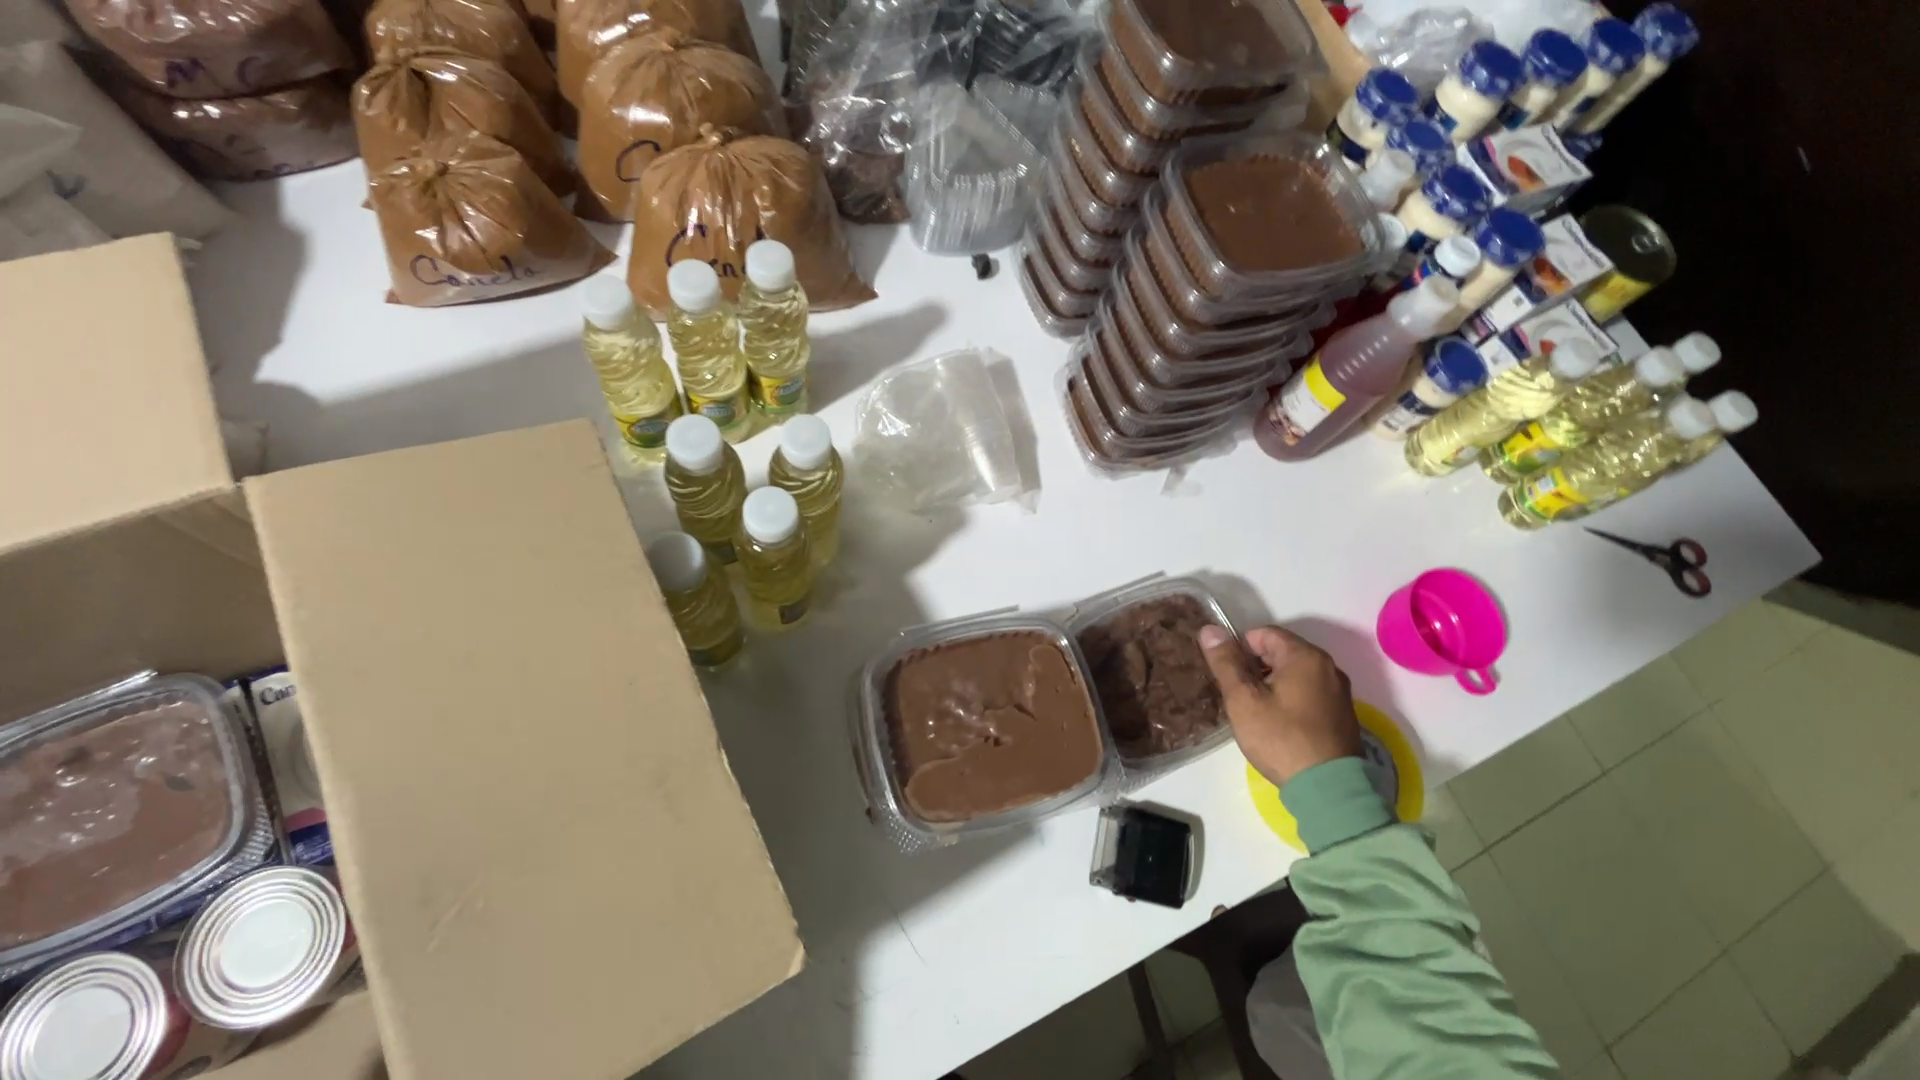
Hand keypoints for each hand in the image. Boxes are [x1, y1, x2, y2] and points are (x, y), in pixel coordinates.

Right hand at [1197, 624, 1361, 787]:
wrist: (1328, 789)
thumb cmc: (1281, 738)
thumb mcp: (1244, 700)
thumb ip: (1226, 663)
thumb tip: (1210, 630)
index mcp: (1305, 656)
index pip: (1263, 634)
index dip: (1239, 650)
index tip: (1229, 677)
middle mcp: (1328, 666)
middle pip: (1281, 652)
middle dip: (1255, 669)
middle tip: (1239, 697)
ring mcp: (1339, 691)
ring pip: (1295, 675)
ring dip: (1272, 685)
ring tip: (1256, 713)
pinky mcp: (1342, 713)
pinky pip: (1309, 693)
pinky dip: (1290, 700)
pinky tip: (1279, 724)